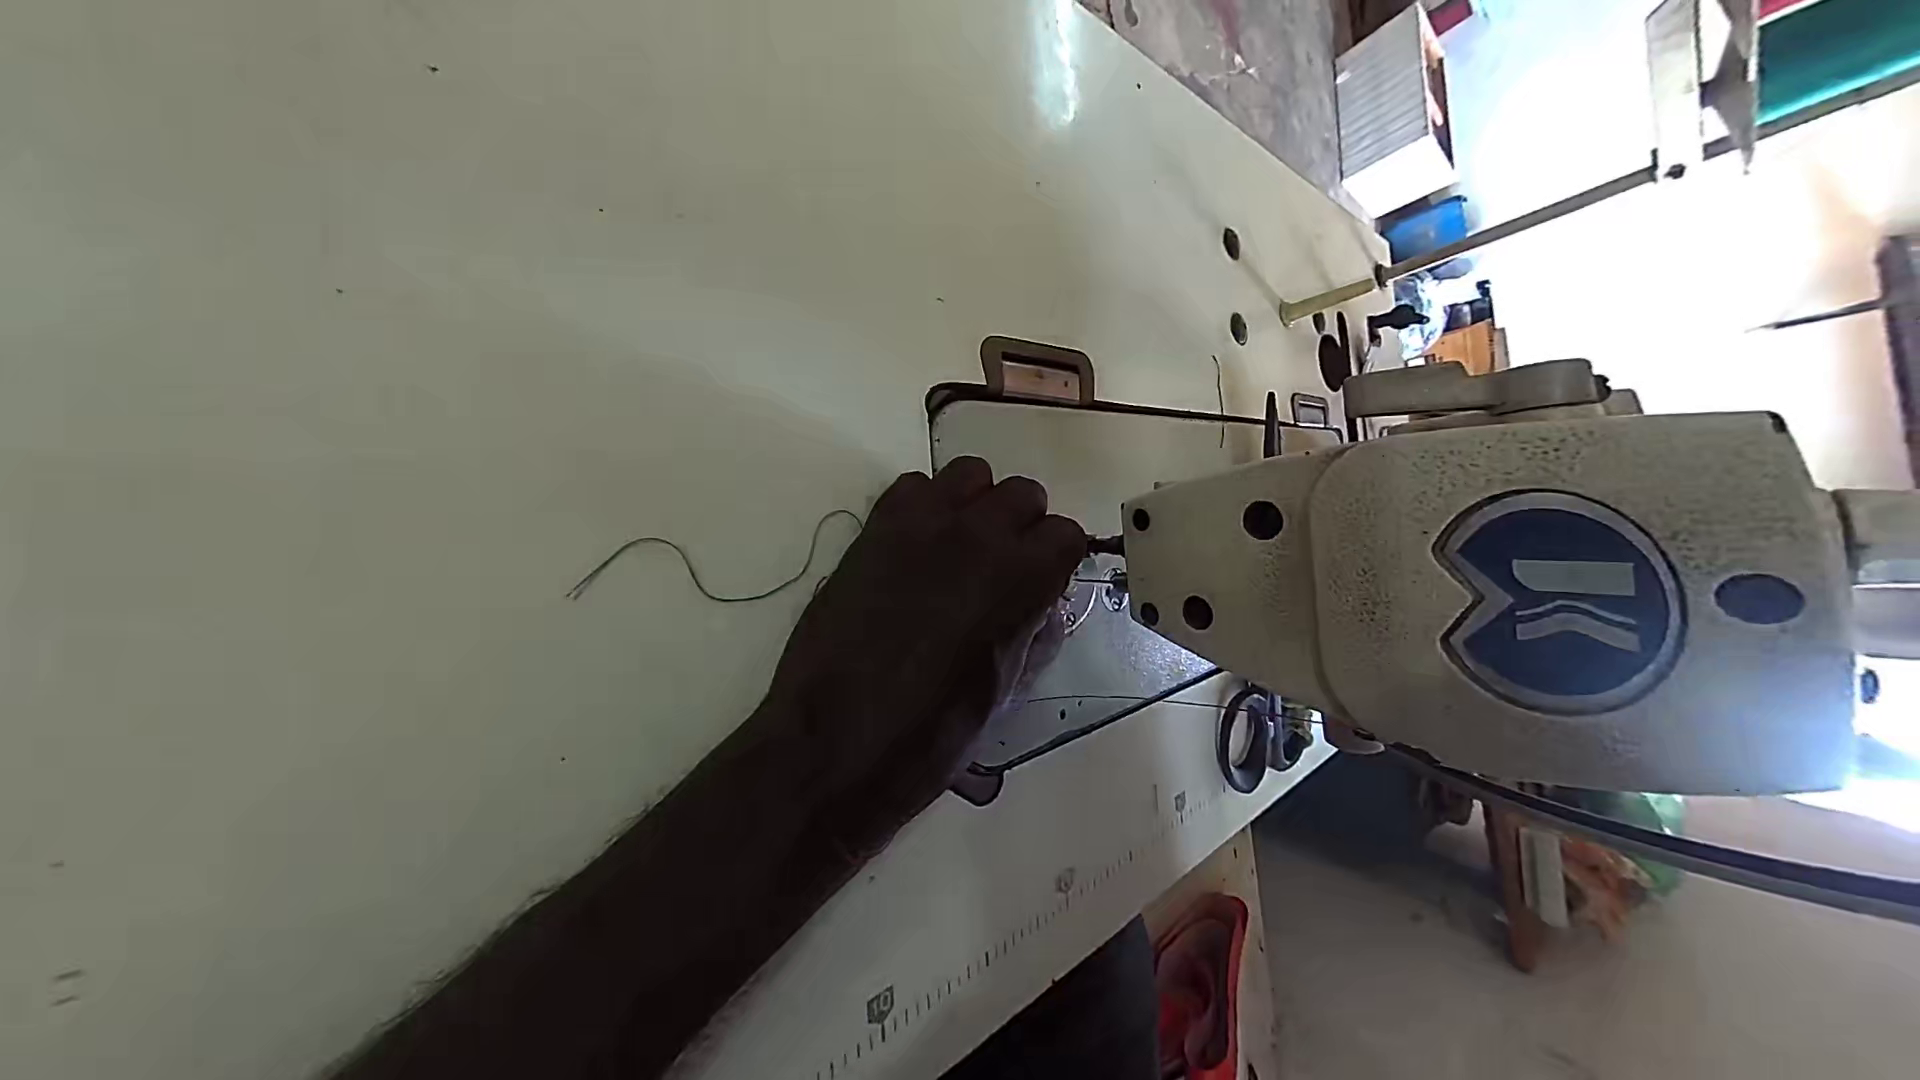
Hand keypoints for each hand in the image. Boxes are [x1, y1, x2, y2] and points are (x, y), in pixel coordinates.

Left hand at [761, 457, 1084, 853]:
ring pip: (969, 474)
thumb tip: (1042, 605)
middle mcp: (979, 535)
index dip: (1057, 560)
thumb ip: (1033, 633)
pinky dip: (924, 506)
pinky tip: (914, 548)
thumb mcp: (1005, 689)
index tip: (1043, 582)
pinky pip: (912, 486)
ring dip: (975, 503)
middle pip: (1022, 493)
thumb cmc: (934, 733)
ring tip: (959, 545)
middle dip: (1022, 525)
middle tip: (1002, 565)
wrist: (837, 739)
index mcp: (1022, 578)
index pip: (1065, 534)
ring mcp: (922, 524)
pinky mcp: (875, 527)